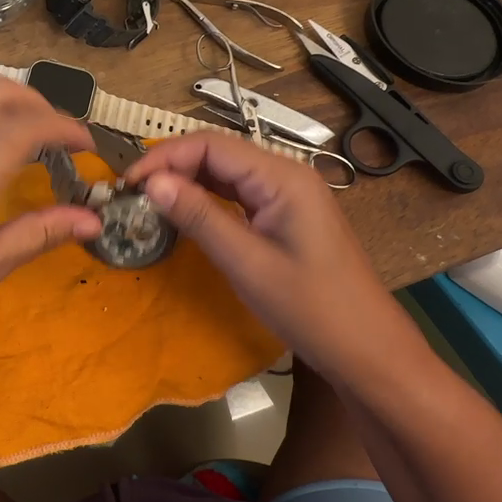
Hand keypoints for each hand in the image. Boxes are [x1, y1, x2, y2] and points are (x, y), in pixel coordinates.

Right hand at [125, 132, 419, 381]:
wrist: (371, 356)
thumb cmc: (313, 309)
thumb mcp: (248, 264)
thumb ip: (199, 217)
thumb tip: (151, 182)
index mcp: (282, 176)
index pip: (210, 145)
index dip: (165, 156)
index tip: (130, 182)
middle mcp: (285, 174)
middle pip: (216, 152)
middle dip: (171, 166)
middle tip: (133, 193)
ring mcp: (287, 194)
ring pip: (223, 171)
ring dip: (185, 181)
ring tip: (149, 201)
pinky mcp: (284, 215)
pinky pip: (236, 192)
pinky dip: (204, 198)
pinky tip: (182, 213)